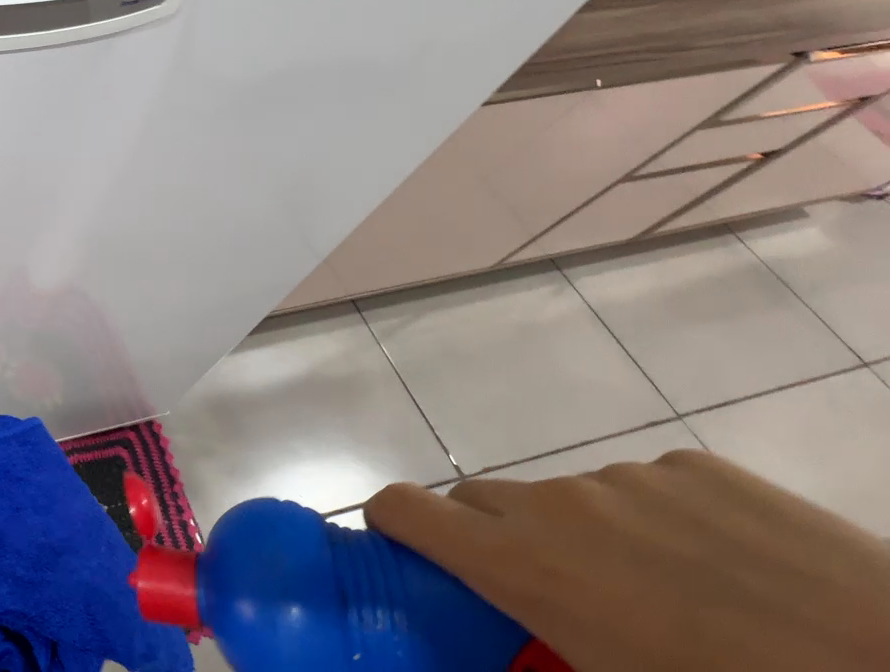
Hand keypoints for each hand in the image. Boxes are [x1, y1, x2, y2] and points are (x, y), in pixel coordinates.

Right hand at [364, 449, 889, 671]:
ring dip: (580, 533)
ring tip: (662, 590)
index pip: (403, 507)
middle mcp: (553, 503)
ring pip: (565, 497)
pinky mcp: (694, 464)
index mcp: (520, 564)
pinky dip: (654, 519)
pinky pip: (643, 486)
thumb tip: (505, 643)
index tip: (406, 549)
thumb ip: (533, 648)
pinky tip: (721, 567)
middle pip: (475, 497)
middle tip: (545, 591)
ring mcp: (625, 476)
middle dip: (489, 536)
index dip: (390, 522)